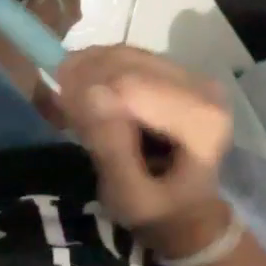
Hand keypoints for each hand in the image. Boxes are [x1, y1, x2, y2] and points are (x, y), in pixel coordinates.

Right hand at [57, 46, 233, 255]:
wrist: (188, 210)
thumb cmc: (158, 211)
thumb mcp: (129, 198)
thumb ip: (112, 151)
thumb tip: (90, 95)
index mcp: (200, 120)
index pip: (129, 86)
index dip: (85, 92)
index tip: (62, 118)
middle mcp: (202, 88)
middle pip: (124, 62)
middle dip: (83, 80)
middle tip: (64, 114)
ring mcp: (191, 75)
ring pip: (121, 54)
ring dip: (87, 72)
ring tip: (74, 107)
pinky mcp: (176, 70)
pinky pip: (125, 56)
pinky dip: (97, 69)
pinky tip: (88, 94)